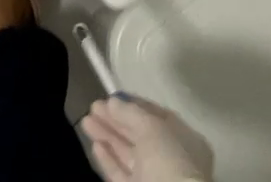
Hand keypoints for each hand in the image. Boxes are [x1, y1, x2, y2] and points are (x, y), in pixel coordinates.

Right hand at [80, 97, 214, 181]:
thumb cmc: (168, 159)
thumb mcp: (151, 127)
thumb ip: (130, 112)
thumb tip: (112, 101)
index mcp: (184, 139)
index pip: (156, 116)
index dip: (134, 105)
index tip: (113, 97)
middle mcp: (170, 157)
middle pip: (138, 133)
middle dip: (115, 119)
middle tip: (94, 106)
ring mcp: (153, 176)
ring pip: (127, 153)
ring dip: (107, 135)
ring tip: (86, 121)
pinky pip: (121, 173)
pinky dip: (108, 159)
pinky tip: (95, 146)